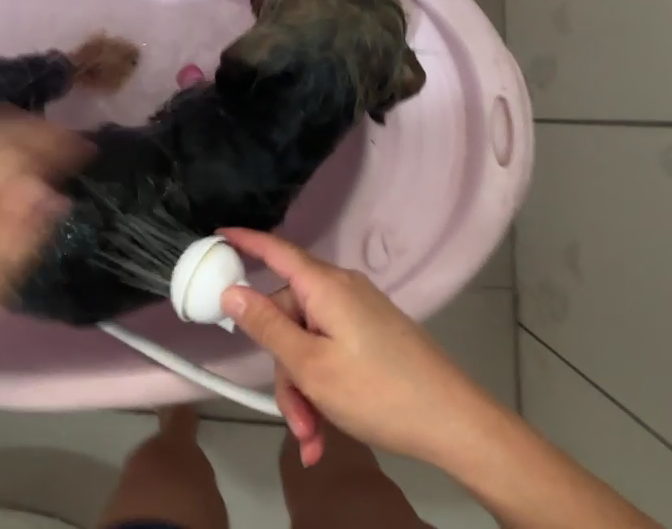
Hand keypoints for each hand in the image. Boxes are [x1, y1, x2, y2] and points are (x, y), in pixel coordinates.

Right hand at [219, 228, 487, 467]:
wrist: (454, 422)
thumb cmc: (377, 391)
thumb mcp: (310, 365)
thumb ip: (267, 326)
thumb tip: (231, 290)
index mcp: (325, 286)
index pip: (276, 251)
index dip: (245, 241)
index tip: (217, 234)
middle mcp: (341, 291)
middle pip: (288, 315)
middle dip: (283, 368)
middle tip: (294, 418)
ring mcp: (360, 313)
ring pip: (308, 342)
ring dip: (303, 389)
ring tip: (313, 436)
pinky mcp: (373, 335)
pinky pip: (331, 352)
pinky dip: (323, 387)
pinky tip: (326, 432)